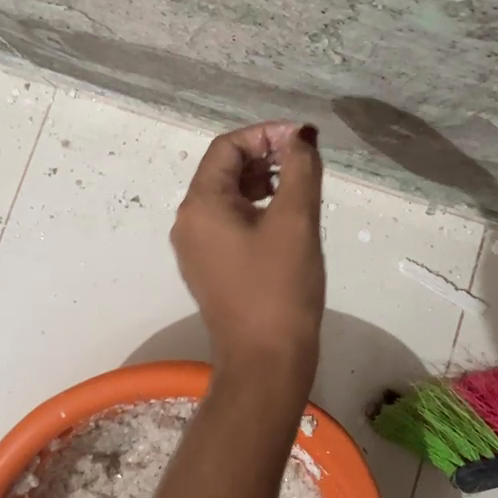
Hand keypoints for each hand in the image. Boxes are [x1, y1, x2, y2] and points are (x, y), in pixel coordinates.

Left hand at [170, 121, 325, 380]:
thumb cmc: (280, 288)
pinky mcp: (211, 267)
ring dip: (264, 182)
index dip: (266, 134)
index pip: (227, 147)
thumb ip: (300, 169)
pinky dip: (258, 208)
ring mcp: (197, 247)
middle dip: (266, 156)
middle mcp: (189, 221)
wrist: (265, 363)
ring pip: (229, 196)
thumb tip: (300, 136)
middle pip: (224, 169)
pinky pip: (230, 222)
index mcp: (201, 204)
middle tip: (308, 162)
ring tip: (303, 187)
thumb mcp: (296, 221)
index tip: (304, 141)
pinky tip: (288, 218)